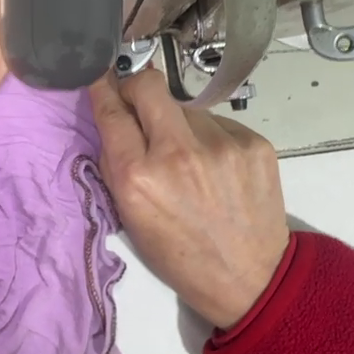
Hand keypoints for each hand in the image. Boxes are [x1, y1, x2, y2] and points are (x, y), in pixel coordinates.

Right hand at [89, 69, 289, 329]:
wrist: (250, 278)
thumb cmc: (180, 256)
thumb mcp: (131, 220)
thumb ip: (117, 168)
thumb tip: (113, 122)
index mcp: (138, 178)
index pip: (112, 112)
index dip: (102, 89)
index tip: (100, 75)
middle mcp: (177, 152)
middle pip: (149, 85)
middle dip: (137, 87)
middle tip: (138, 102)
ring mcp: (220, 144)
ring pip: (187, 108)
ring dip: (179, 124)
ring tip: (191, 160)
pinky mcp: (253, 143)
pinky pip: (219, 123)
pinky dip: (211, 138)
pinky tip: (217, 168)